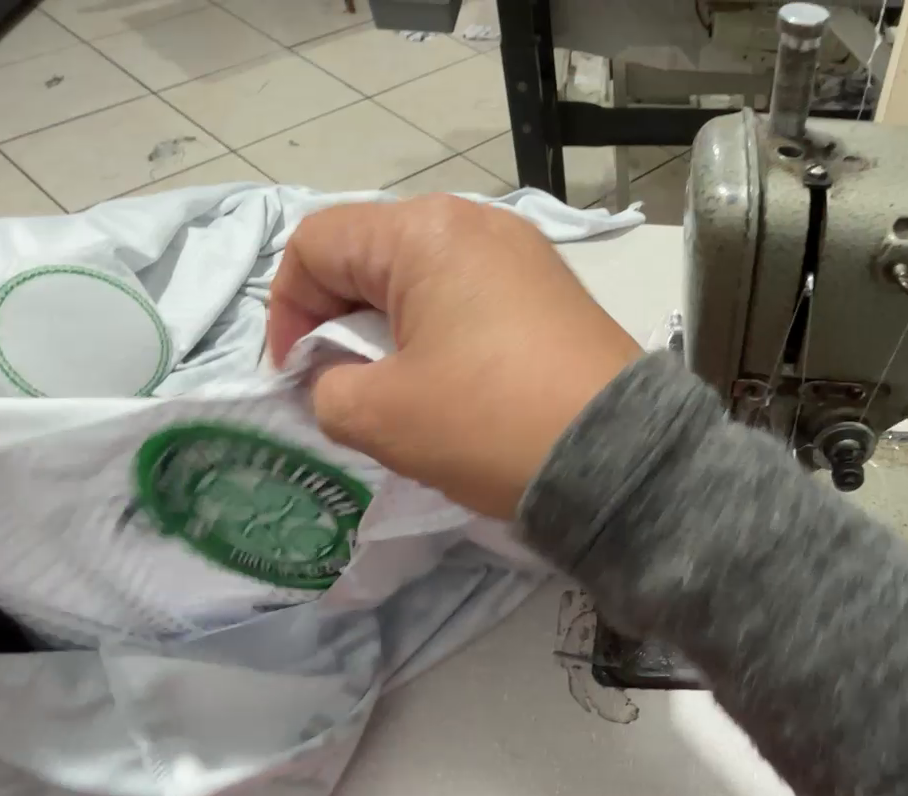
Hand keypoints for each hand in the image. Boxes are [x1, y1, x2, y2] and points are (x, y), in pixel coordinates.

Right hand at [268, 196, 641, 518]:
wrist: (620, 458)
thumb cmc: (493, 425)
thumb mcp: (383, 417)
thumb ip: (328, 390)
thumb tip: (336, 381)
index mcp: (425, 232)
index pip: (317, 245)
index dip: (287, 310)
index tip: (297, 376)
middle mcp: (480, 224)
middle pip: (375, 257)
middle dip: (343, 320)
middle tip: (347, 386)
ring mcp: (528, 257)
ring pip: (428, 281)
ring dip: (397, 332)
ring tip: (405, 392)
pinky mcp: (559, 296)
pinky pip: (478, 301)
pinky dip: (449, 336)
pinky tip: (460, 386)